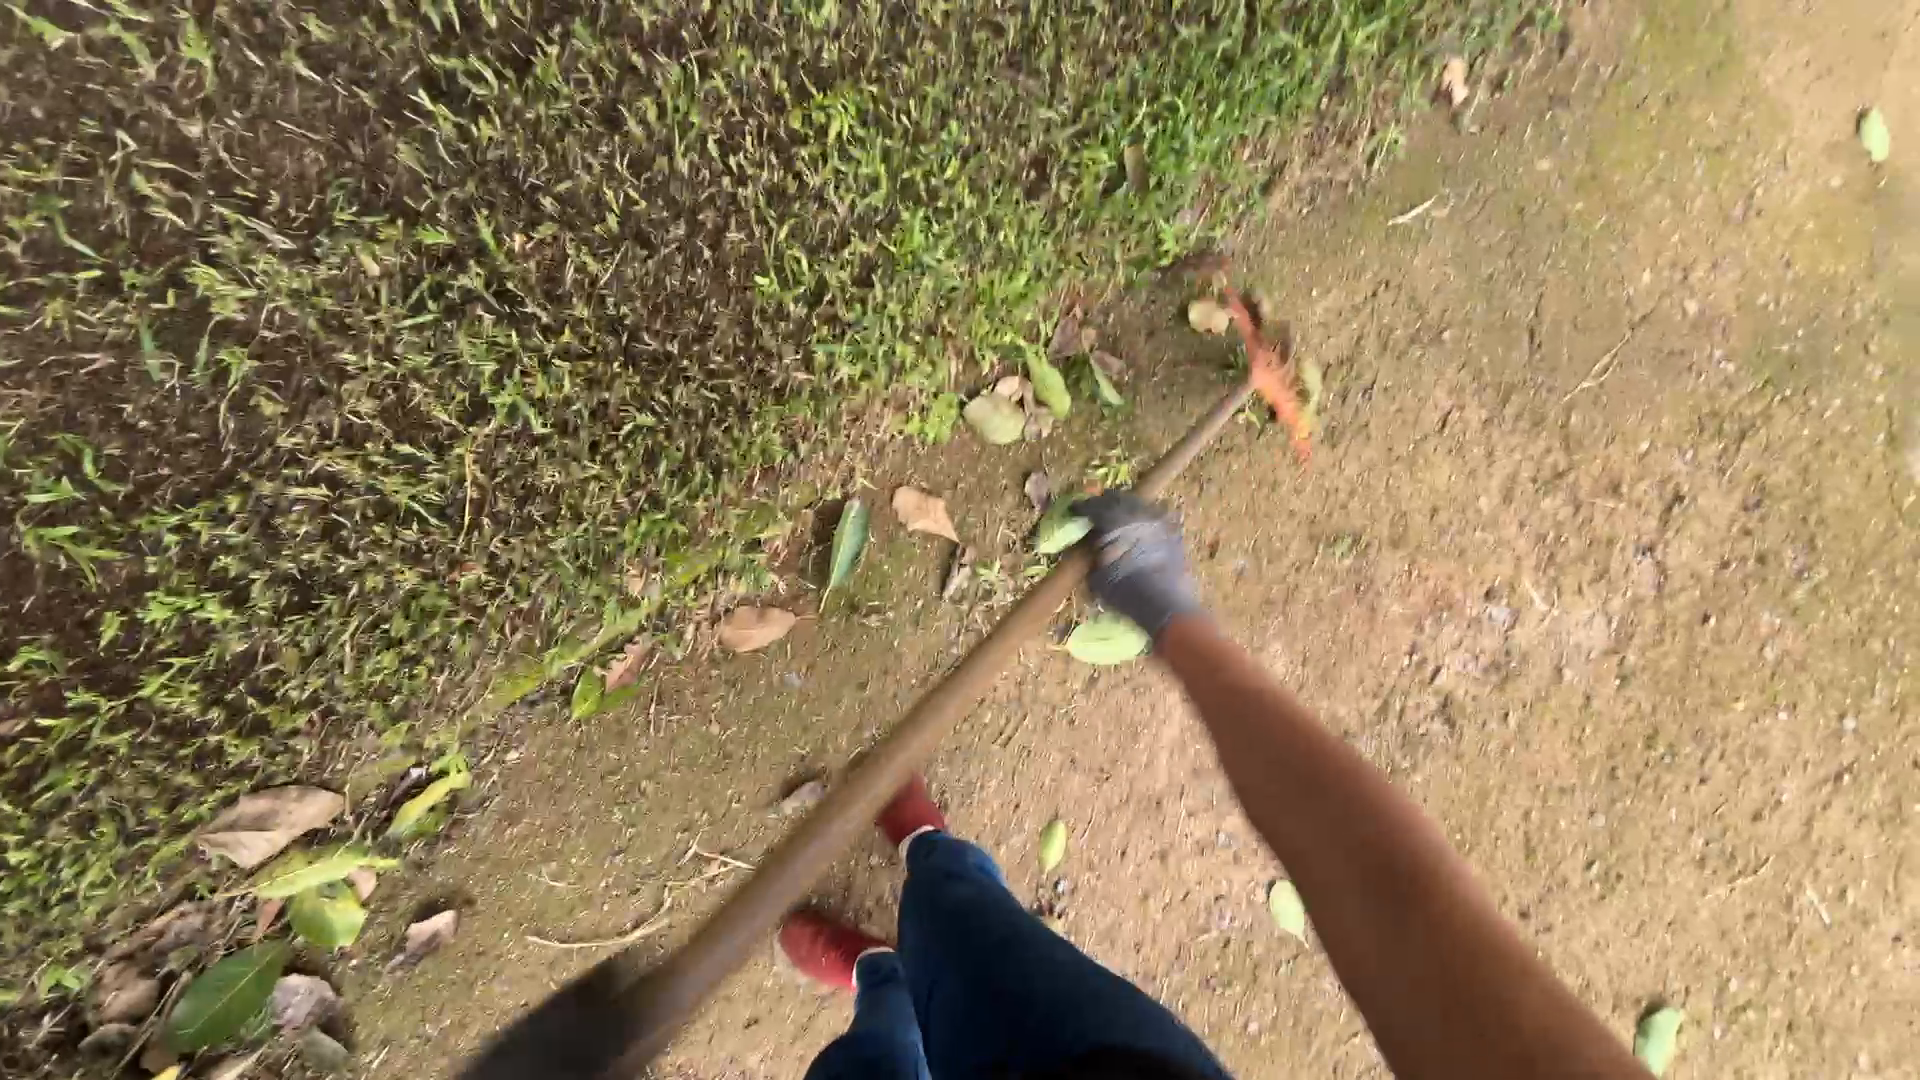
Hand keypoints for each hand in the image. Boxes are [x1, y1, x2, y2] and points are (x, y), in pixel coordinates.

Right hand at [1069, 491, 1203, 637]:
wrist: (1165, 604)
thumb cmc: (1124, 591)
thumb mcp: (1096, 578)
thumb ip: (1092, 556)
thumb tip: (1092, 548)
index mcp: (1112, 519)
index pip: (1092, 505)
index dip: (1081, 507)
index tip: (1074, 511)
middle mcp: (1136, 512)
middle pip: (1118, 497)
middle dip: (1106, 502)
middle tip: (1097, 512)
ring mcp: (1159, 520)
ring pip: (1140, 504)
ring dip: (1129, 508)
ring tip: (1122, 519)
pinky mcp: (1175, 533)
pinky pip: (1160, 518)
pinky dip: (1149, 521)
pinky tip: (1145, 531)